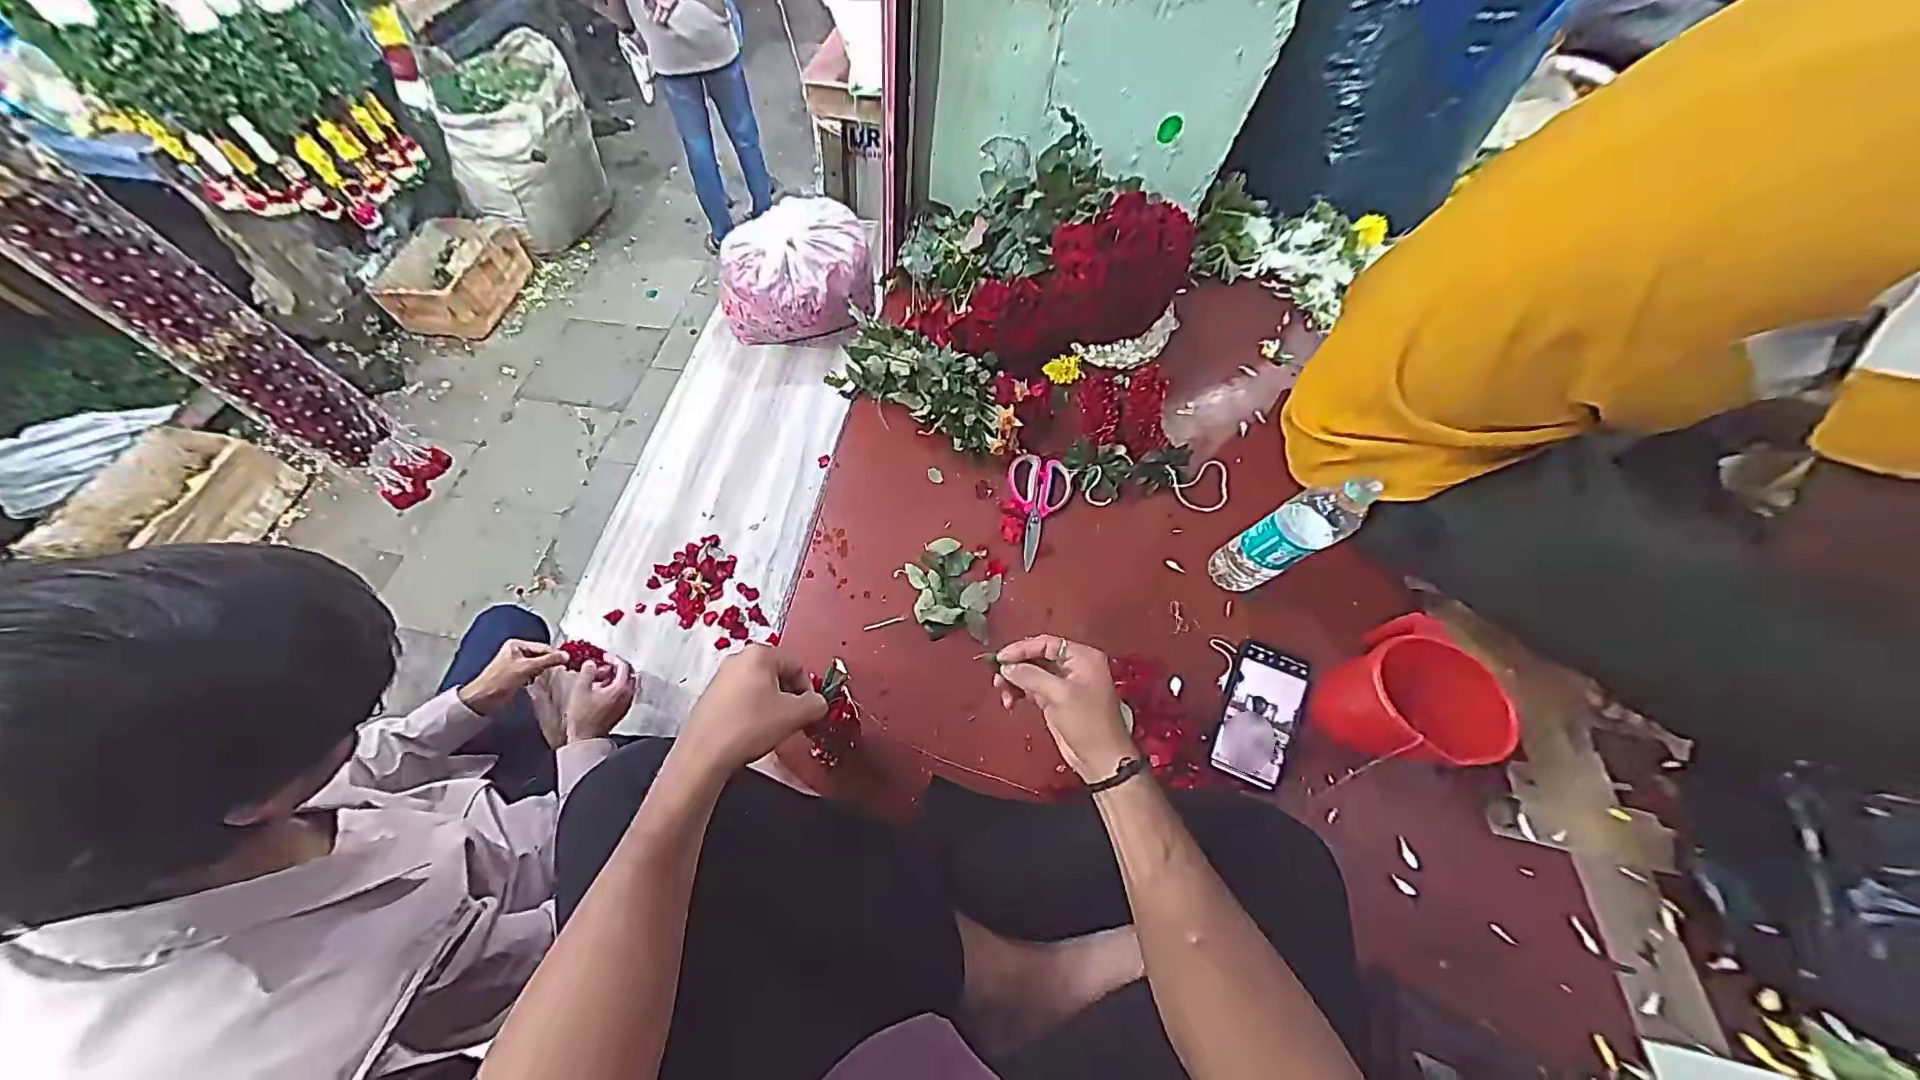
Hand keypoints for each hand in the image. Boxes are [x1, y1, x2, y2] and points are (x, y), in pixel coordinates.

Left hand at [458, 640, 569, 715]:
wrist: (482, 699)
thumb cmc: (502, 680)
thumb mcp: (527, 667)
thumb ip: (549, 660)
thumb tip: (567, 655)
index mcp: (516, 644)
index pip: (544, 647)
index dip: (554, 655)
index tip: (566, 664)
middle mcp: (516, 650)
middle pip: (542, 655)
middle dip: (548, 663)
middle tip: (556, 671)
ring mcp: (516, 662)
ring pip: (538, 664)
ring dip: (543, 670)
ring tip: (545, 677)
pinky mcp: (516, 673)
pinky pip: (533, 671)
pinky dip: (537, 675)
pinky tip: (537, 681)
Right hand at [540, 658, 637, 742]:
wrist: (586, 737)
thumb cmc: (583, 716)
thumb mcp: (581, 689)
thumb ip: (588, 672)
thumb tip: (591, 663)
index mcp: (621, 688)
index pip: (623, 667)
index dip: (613, 659)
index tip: (604, 657)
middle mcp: (628, 695)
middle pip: (628, 674)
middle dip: (616, 667)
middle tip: (603, 666)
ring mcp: (627, 702)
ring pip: (627, 683)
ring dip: (615, 677)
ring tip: (599, 678)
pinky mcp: (623, 709)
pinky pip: (624, 692)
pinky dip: (615, 686)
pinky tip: (601, 689)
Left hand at [676, 646, 825, 776]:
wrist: (703, 755)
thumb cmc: (751, 726)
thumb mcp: (795, 715)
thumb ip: (816, 704)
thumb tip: (818, 703)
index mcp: (759, 653)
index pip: (797, 666)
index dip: (808, 690)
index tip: (808, 712)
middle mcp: (738, 658)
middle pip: (778, 674)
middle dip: (789, 697)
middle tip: (793, 720)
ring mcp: (721, 677)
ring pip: (760, 687)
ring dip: (772, 705)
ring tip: (771, 728)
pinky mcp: (710, 696)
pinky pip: (742, 697)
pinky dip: (752, 711)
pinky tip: (751, 731)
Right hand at [995, 636, 1137, 782]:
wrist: (1101, 759)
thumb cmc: (1088, 724)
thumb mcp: (1060, 695)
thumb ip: (1031, 676)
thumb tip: (1006, 667)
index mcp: (1082, 658)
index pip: (1046, 644)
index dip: (1021, 649)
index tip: (1001, 658)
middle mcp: (1074, 666)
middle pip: (1037, 656)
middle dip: (1016, 666)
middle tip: (998, 676)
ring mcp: (1064, 683)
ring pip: (1032, 673)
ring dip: (1015, 681)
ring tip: (1002, 692)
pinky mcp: (1056, 699)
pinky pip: (1032, 688)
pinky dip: (1019, 692)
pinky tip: (1010, 701)